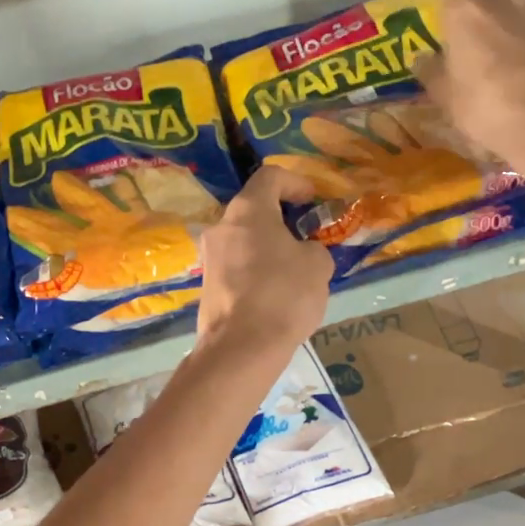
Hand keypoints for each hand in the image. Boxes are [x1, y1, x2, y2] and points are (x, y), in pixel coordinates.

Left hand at [195, 166, 331, 352]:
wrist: (241, 348)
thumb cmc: (284, 295)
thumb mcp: (317, 265)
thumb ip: (312, 248)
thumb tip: (300, 253)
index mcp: (247, 210)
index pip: (270, 177)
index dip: (295, 182)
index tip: (313, 200)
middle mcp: (221, 227)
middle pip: (253, 210)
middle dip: (281, 219)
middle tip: (305, 238)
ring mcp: (209, 259)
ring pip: (243, 241)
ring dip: (267, 248)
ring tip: (293, 270)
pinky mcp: (206, 287)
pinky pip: (236, 268)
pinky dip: (255, 271)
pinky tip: (274, 294)